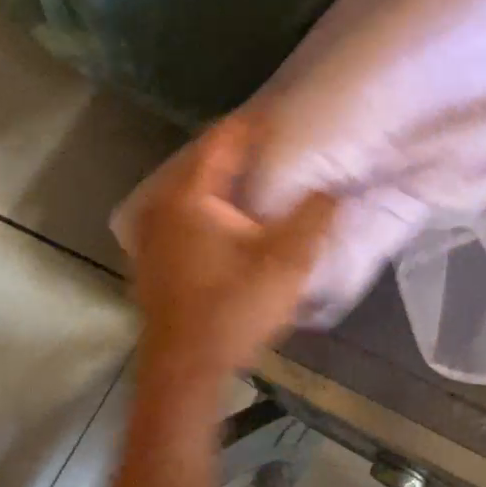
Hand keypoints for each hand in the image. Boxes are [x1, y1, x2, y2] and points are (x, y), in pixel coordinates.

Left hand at [123, 114, 337, 388]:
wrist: (186, 369)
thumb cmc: (234, 308)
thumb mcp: (288, 260)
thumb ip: (315, 216)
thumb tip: (334, 187)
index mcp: (190, 196)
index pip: (222, 140)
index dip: (254, 125)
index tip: (285, 116)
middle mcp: (162, 207)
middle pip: (203, 163)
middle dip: (241, 153)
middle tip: (280, 148)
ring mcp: (151, 236)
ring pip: (192, 192)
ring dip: (226, 184)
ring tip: (263, 182)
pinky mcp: (154, 261)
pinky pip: (185, 218)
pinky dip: (210, 210)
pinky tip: (236, 225)